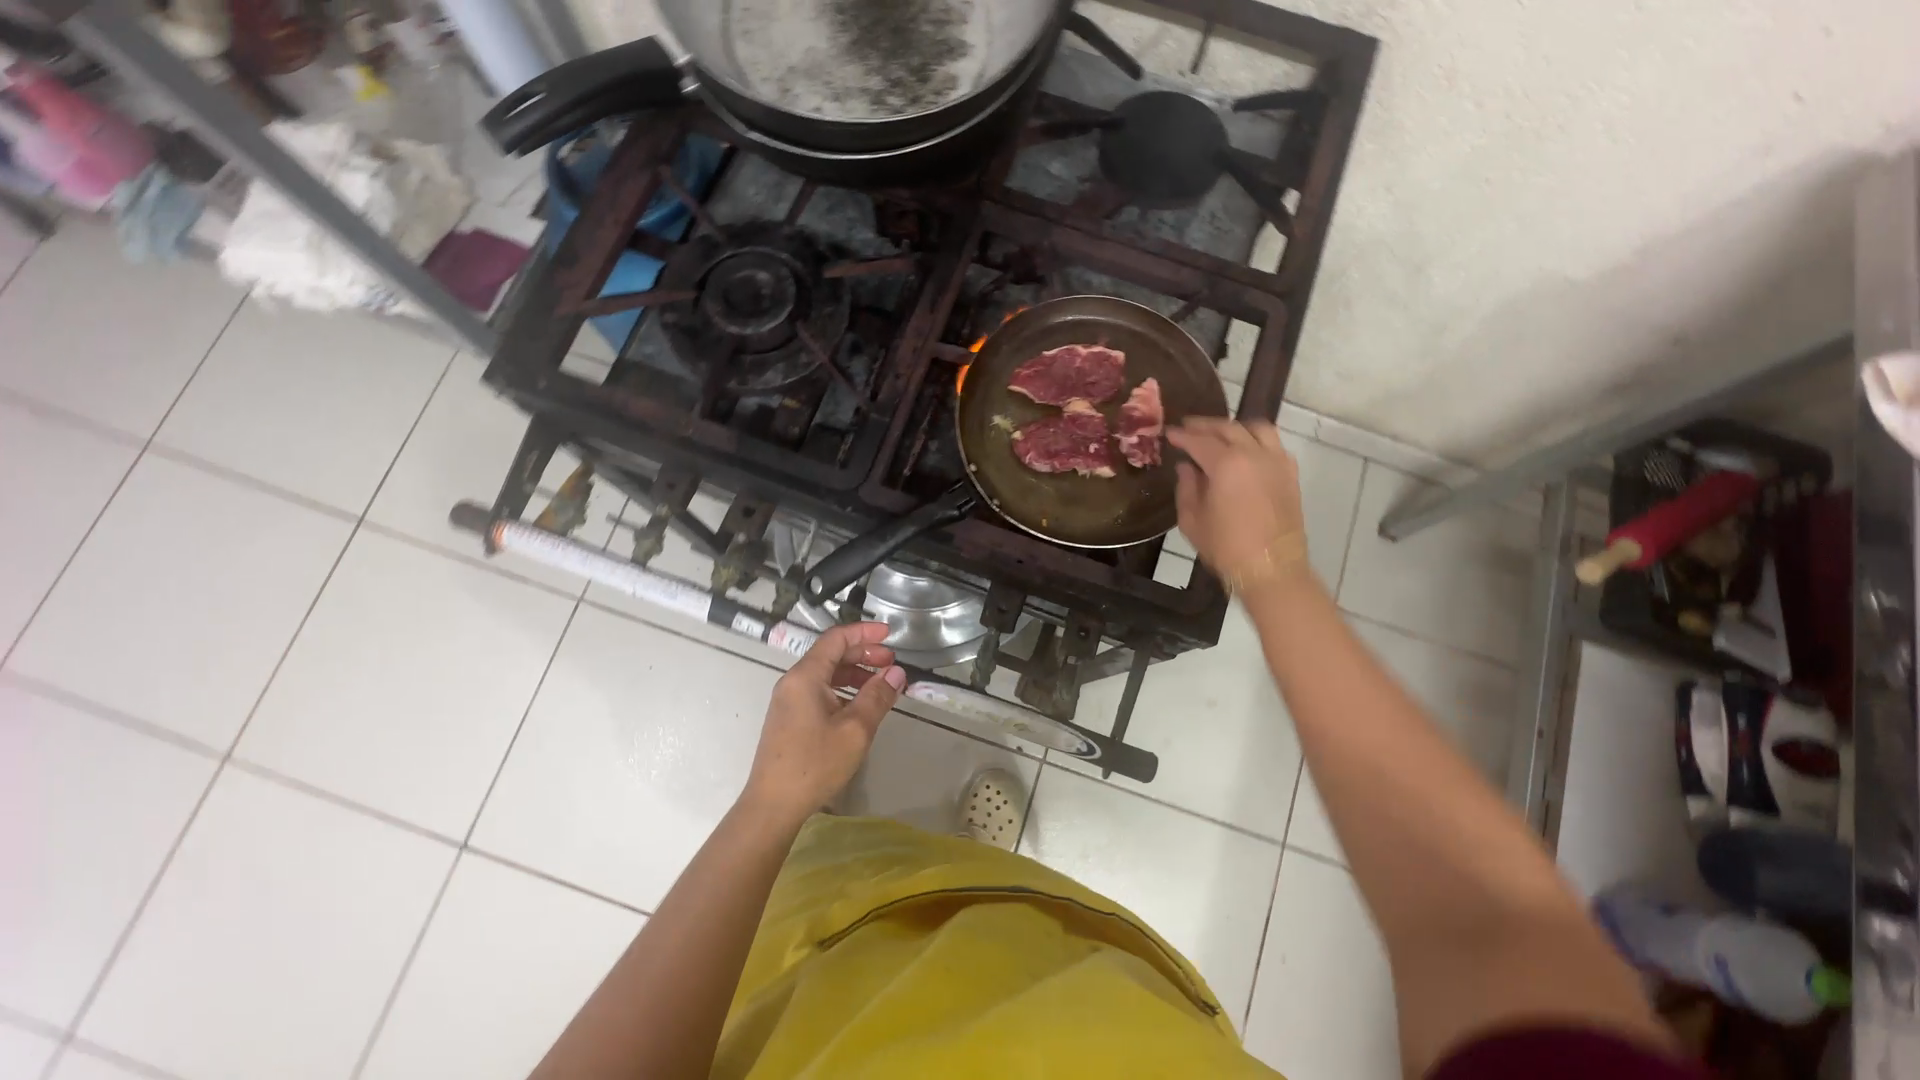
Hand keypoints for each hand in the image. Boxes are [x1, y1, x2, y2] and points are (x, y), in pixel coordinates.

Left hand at [742, 622, 905, 825]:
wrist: (773, 803)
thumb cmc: (815, 763)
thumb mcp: (855, 729)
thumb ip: (877, 696)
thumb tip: (897, 672)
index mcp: (805, 676)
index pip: (836, 639)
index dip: (864, 633)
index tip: (890, 634)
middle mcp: (793, 682)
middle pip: (830, 654)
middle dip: (863, 654)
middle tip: (891, 663)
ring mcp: (788, 701)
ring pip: (825, 674)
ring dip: (854, 674)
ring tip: (881, 686)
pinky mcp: (789, 718)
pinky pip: (819, 691)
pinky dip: (842, 690)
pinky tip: (860, 707)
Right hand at [1167, 418, 1306, 586]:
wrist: (1271, 568)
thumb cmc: (1226, 547)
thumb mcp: (1192, 520)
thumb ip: (1187, 488)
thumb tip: (1187, 468)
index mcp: (1226, 464)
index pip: (1199, 441)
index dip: (1182, 436)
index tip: (1169, 433)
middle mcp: (1253, 454)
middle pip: (1228, 428)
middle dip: (1206, 426)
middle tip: (1190, 428)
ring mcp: (1276, 462)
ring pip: (1256, 429)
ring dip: (1235, 427)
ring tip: (1221, 434)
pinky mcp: (1290, 474)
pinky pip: (1274, 445)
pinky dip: (1258, 441)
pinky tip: (1248, 450)